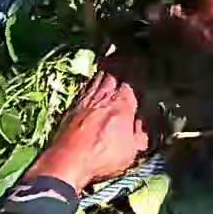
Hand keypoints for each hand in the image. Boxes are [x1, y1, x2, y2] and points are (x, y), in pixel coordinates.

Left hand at [25, 58, 155, 190]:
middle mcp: (104, 96)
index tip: (144, 61)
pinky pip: (85, 87)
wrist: (67, 160)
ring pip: (97, 77)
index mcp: (122, 104)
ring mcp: (86, 100)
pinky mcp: (72, 107)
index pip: (133, 80)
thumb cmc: (103, 157)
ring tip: (110, 58)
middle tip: (126, 53)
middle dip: (121, 62)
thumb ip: (141, 134)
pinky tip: (92, 81)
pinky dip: (91, 81)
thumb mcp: (132, 151)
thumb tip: (145, 123)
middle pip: (113, 73)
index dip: (139, 70)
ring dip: (105, 68)